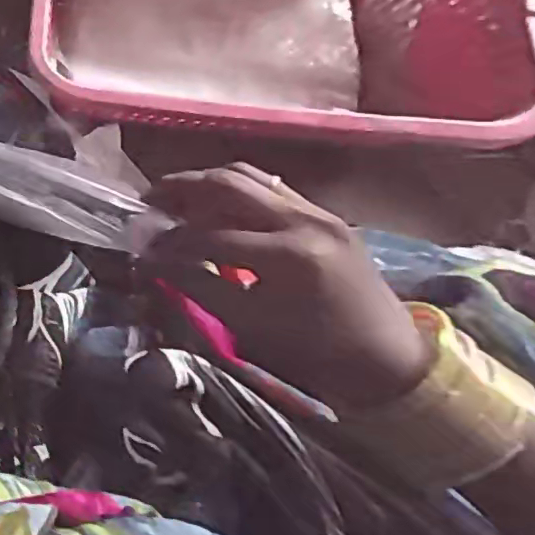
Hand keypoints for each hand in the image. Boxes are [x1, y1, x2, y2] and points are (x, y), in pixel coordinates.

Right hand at [146, 163, 432, 408]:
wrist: (389, 359)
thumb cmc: (315, 350)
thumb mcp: (248, 323)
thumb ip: (196, 284)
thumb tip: (154, 260)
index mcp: (287, 254)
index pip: (208, 235)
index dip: (169, 242)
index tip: (144, 249)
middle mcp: (303, 220)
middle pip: (226, 184)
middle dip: (180, 188)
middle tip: (151, 200)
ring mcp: (317, 212)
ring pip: (248, 175)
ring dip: (206, 183)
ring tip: (179, 198)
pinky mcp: (324, 214)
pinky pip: (269, 186)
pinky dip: (235, 189)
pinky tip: (217, 206)